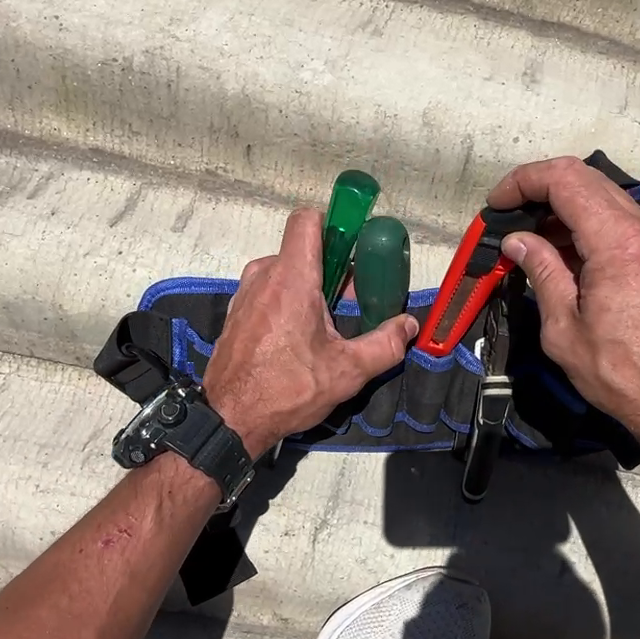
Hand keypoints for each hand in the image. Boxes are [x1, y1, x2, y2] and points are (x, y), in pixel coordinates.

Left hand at [204, 208, 419, 457]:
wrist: (230, 419)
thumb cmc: (287, 389)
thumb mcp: (347, 371)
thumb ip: (385, 344)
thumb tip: (409, 326)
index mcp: (292, 277)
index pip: (308, 219)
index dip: (334, 226)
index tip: (354, 253)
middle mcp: (264, 275)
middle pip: (304, 251)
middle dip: (332, 271)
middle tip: (352, 305)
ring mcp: (245, 293)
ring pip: (285, 273)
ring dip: (310, 290)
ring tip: (327, 328)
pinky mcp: (237, 313)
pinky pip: (268, 292)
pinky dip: (288, 304)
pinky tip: (299, 340)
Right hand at [488, 157, 639, 440]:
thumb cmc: (623, 375)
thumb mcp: (565, 329)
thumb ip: (542, 273)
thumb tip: (517, 241)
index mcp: (619, 242)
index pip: (566, 179)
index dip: (523, 180)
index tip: (495, 204)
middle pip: (586, 180)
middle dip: (540, 190)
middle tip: (507, 220)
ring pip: (605, 199)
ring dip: (564, 210)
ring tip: (531, 243)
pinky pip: (623, 223)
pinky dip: (589, 228)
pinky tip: (566, 257)